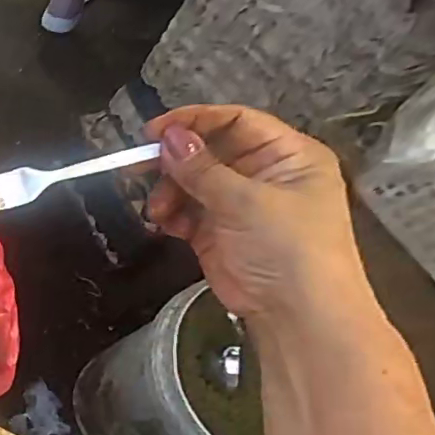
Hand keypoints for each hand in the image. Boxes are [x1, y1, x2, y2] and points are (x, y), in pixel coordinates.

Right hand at [144, 106, 369, 325]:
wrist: (295, 312)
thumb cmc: (289, 249)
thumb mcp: (246, 202)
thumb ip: (202, 169)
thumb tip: (169, 137)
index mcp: (285, 156)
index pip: (235, 122)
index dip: (194, 121)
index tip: (154, 131)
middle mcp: (261, 175)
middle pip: (207, 153)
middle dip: (174, 161)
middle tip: (139, 167)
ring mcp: (237, 205)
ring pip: (190, 183)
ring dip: (168, 192)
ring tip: (158, 210)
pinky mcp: (216, 231)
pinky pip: (185, 212)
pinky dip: (170, 215)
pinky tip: (164, 223)